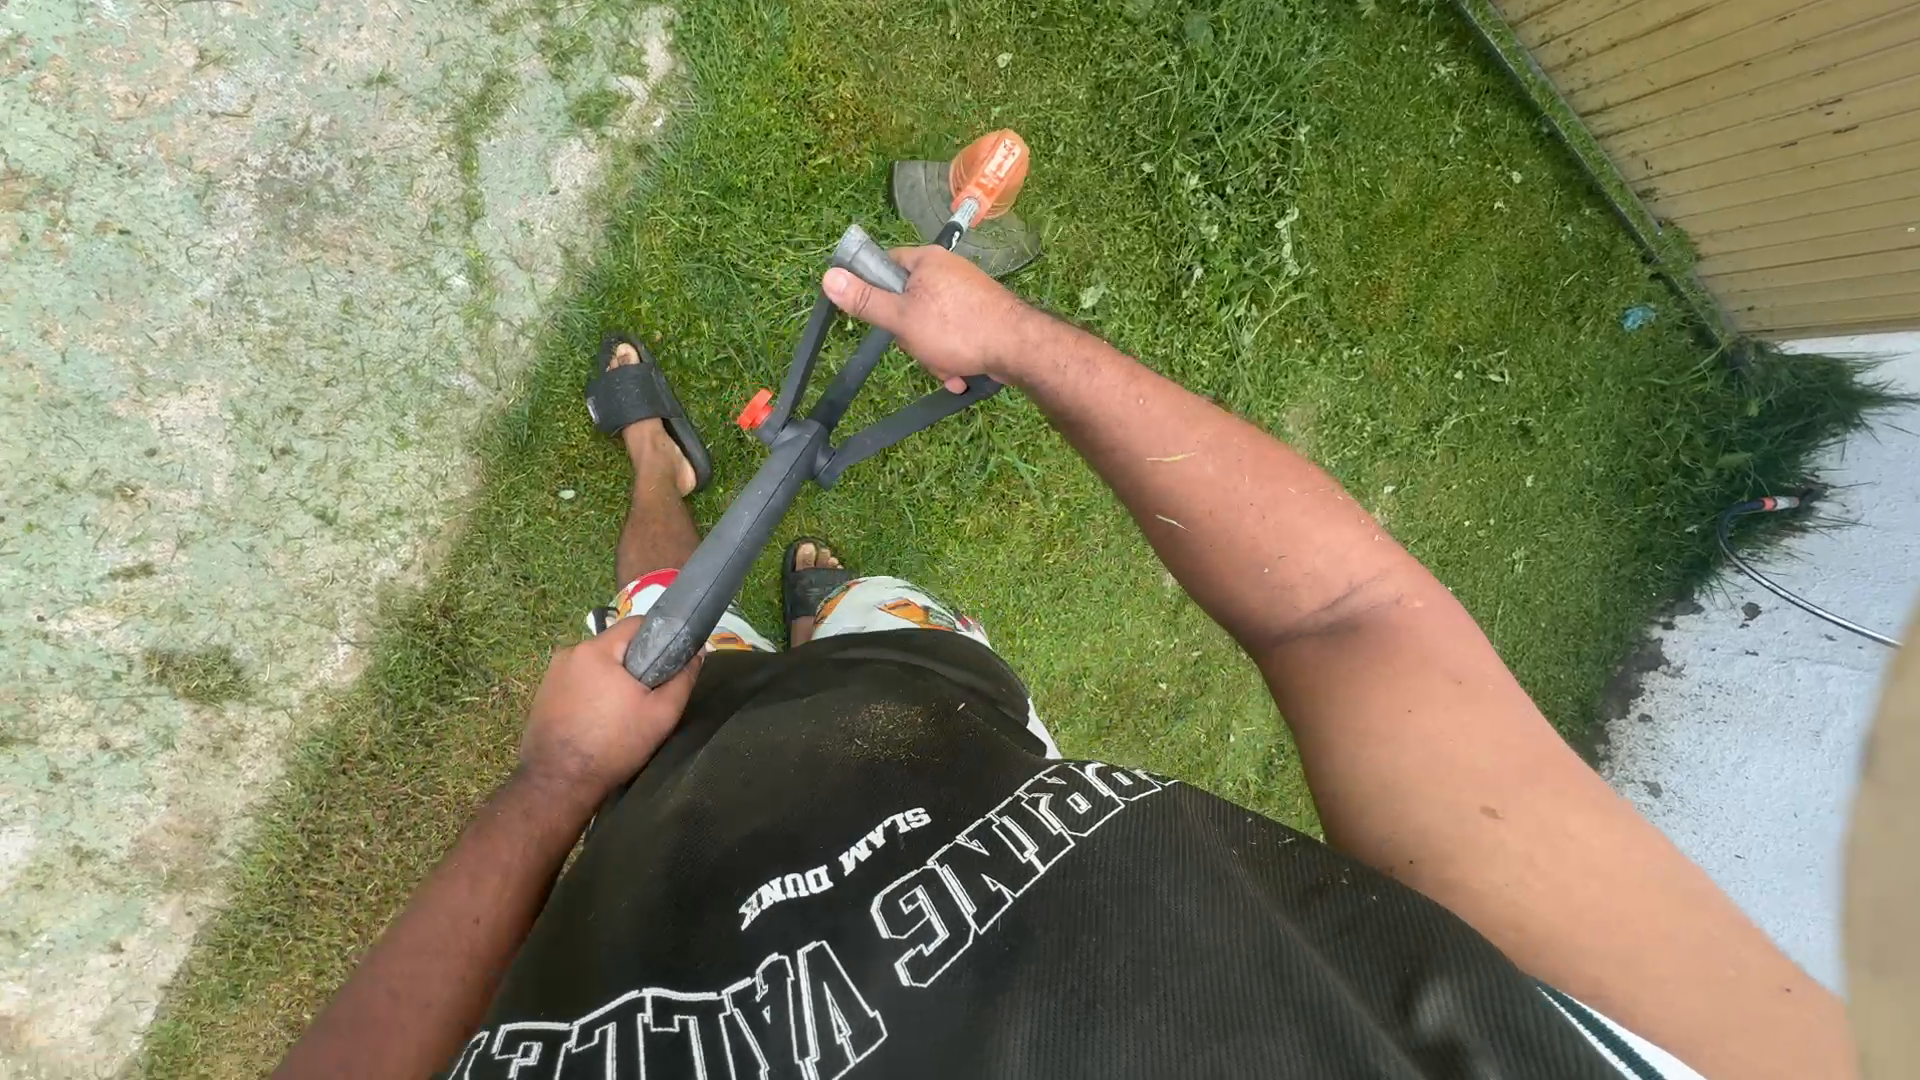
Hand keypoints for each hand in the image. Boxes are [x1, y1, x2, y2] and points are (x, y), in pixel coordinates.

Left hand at [518, 616, 699, 804]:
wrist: (558, 785)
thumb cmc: (614, 745)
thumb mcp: (662, 713)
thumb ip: (684, 677)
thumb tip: (698, 653)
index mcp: (596, 650)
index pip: (637, 624)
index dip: (660, 638)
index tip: (671, 662)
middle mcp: (570, 652)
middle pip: (616, 645)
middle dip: (637, 662)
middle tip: (651, 692)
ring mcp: (552, 673)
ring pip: (598, 664)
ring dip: (614, 678)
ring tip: (627, 708)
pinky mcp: (543, 693)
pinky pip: (580, 680)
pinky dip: (595, 691)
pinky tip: (602, 717)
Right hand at [822, 246, 1048, 389]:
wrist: (1019, 348)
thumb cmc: (957, 329)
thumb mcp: (902, 318)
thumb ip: (866, 301)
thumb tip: (828, 277)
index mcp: (926, 261)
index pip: (886, 267)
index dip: (878, 295)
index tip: (884, 319)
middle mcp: (948, 271)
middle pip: (908, 304)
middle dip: (913, 338)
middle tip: (923, 349)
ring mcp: (967, 294)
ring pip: (932, 326)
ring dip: (935, 355)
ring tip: (949, 367)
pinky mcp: (982, 315)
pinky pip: (955, 336)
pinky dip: (954, 357)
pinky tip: (961, 375)